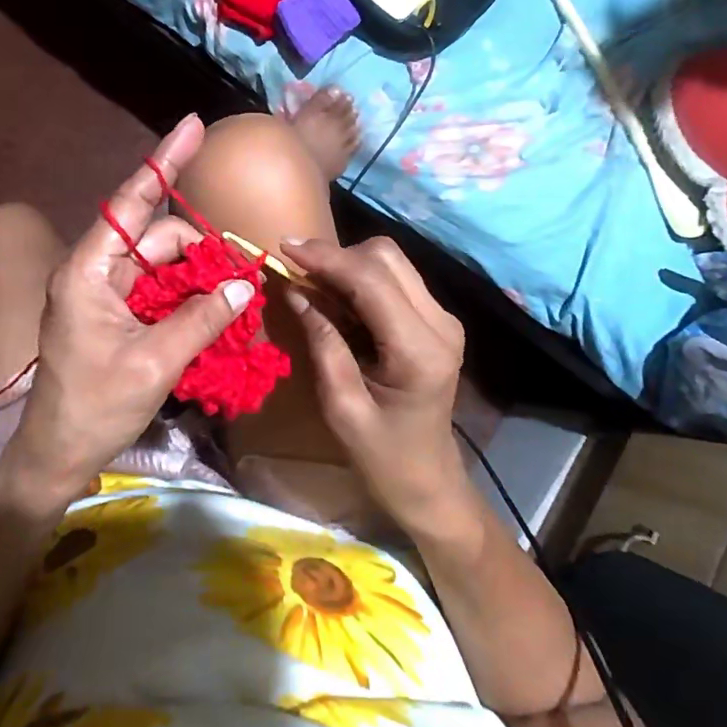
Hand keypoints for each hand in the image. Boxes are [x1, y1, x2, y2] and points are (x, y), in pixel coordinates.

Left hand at [0, 115, 254, 500]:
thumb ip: (200, 319)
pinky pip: (154, 286)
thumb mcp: (154, 362)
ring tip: (231, 295)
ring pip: (158, 262)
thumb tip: (243, 285)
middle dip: (199, 248)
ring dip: (194, 273)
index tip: (193, 125)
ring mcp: (101, 291)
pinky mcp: (111, 311)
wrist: (58, 453)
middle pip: (154, 236)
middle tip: (241, 272)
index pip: (130, 202)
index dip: (163, 162)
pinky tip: (210, 306)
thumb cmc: (95, 408)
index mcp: (88, 270)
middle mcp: (92, 270)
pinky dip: (183, 292)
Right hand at [279, 236, 470, 527]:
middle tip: (294, 268)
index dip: (326, 257)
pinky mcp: (435, 319)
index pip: (371, 280)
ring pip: (391, 261)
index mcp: (419, 350)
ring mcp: (442, 318)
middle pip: (386, 257)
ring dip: (347, 262)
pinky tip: (334, 295)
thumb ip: (322, 342)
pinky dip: (359, 276)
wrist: (427, 479)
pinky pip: (394, 278)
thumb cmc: (381, 455)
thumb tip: (295, 290)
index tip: (284, 248)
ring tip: (310, 281)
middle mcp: (440, 323)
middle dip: (335, 254)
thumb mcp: (340, 405)